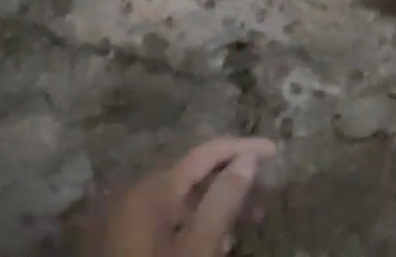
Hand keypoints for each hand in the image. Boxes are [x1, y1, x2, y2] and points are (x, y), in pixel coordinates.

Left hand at [84, 138, 276, 256]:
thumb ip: (223, 200)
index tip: (275, 151)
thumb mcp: (197, 248)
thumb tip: (249, 158)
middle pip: (193, 174)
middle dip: (231, 179)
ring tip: (247, 221)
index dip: (243, 148)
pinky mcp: (121, 243)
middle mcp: (136, 194)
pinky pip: (165, 219)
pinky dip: (193, 222)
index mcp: (154, 189)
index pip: (206, 152)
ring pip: (181, 199)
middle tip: (264, 191)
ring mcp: (125, 220)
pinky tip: (214, 241)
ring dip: (215, 204)